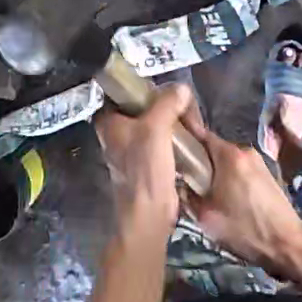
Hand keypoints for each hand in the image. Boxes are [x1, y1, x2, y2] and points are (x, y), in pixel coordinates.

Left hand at [93, 84, 193, 243]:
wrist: (149, 214)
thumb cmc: (145, 170)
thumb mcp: (156, 128)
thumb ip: (168, 103)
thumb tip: (182, 89)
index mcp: (108, 119)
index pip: (129, 89)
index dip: (150, 86)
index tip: (172, 92)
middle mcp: (117, 129)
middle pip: (147, 102)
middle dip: (170, 105)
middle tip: (188, 112)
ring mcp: (132, 144)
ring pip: (158, 118)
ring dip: (177, 119)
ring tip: (193, 127)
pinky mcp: (147, 157)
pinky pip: (164, 134)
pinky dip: (177, 133)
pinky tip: (190, 137)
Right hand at [179, 115, 301, 276]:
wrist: (285, 242)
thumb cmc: (244, 229)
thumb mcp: (207, 217)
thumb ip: (189, 196)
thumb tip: (179, 182)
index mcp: (229, 155)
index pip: (201, 134)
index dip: (185, 136)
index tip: (172, 141)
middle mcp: (244, 150)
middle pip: (214, 147)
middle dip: (200, 159)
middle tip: (185, 175)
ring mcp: (257, 159)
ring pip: (227, 158)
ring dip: (216, 169)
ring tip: (205, 189)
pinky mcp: (265, 171)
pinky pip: (239, 166)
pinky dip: (229, 175)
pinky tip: (225, 194)